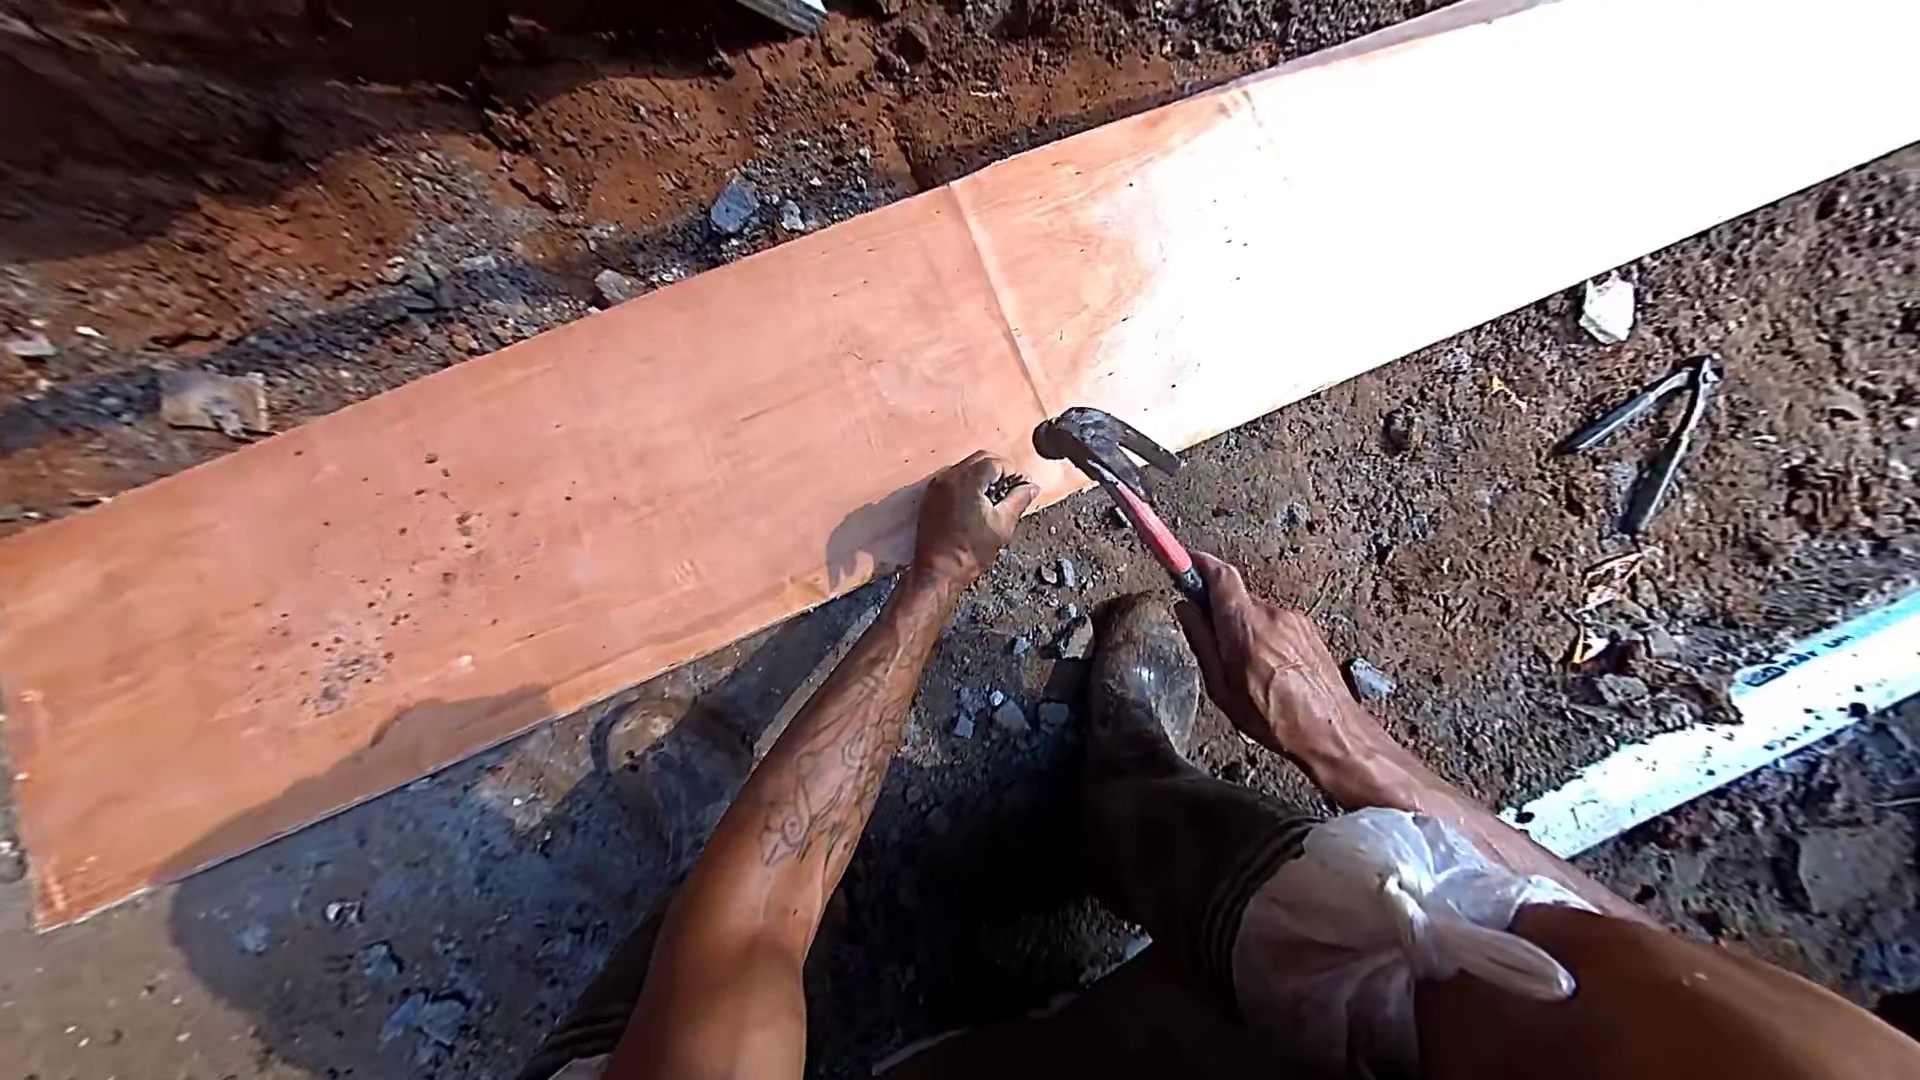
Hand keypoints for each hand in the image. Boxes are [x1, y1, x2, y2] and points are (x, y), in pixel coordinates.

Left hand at [911, 451, 1037, 587]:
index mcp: (966, 480)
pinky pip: (953, 481)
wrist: (938, 572)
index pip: (996, 462)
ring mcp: (936, 487)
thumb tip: (1031, 487)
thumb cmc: (969, 552)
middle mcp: (948, 477)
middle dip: (1000, 472)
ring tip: (996, 499)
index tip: (1023, 487)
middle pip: (980, 460)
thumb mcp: (1003, 525)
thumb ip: (1019, 500)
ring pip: (966, 469)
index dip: (1015, 473)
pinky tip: (978, 505)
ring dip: (983, 478)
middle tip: (1013, 490)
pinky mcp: (930, 498)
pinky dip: (968, 485)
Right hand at [1174, 552, 1381, 771]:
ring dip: (1242, 629)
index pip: (1220, 576)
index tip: (1182, 561)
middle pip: (1235, 596)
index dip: (1198, 563)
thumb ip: (1201, 642)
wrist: (1334, 735)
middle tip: (1211, 642)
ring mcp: (1294, 621)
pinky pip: (1275, 623)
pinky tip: (1268, 670)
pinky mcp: (1309, 630)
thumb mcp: (1220, 687)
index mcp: (1245, 627)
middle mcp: (1271, 615)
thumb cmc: (1273, 719)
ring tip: (1245, 669)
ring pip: (1255, 612)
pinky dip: (1263, 637)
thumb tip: (1185, 608)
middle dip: (1218, 611)